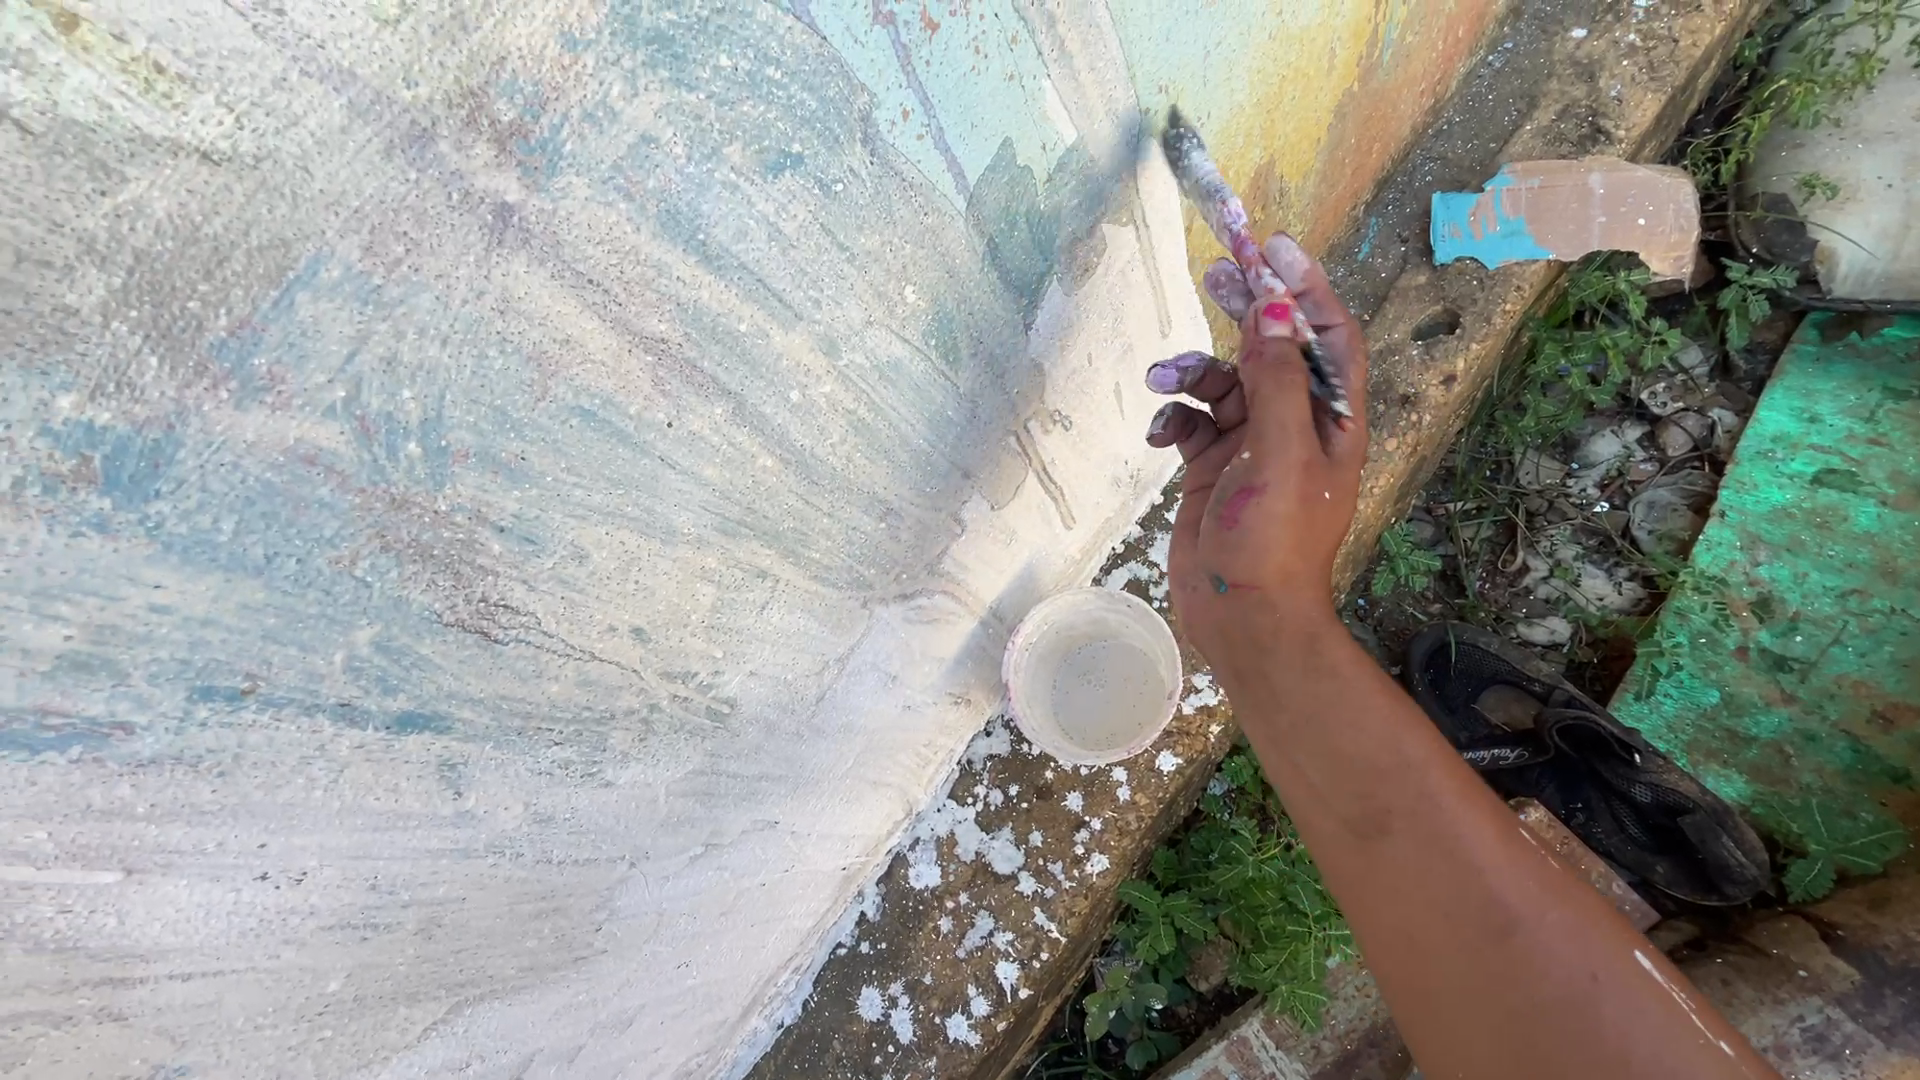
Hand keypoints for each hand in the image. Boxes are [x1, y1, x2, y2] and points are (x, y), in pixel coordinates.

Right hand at [1143, 233, 1369, 664]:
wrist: (1239, 614)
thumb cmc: (1273, 540)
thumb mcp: (1279, 454)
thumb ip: (1274, 380)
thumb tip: (1272, 307)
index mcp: (1330, 419)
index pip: (1325, 337)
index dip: (1305, 289)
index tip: (1272, 248)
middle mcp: (1294, 424)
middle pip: (1271, 349)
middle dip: (1245, 311)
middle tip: (1214, 272)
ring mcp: (1249, 445)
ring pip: (1222, 384)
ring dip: (1191, 374)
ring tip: (1161, 379)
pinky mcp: (1211, 467)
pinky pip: (1192, 422)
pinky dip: (1173, 417)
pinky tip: (1159, 431)